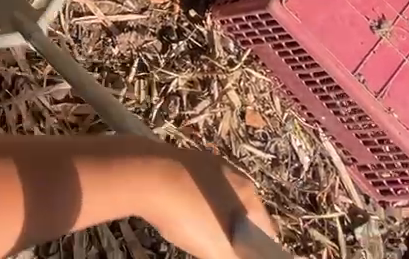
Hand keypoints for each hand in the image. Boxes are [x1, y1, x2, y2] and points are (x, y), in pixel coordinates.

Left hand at [143, 150, 279, 258]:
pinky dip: (191, 206)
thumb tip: (236, 255)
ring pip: (216, 202)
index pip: (266, 232)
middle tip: (214, 250)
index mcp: (248, 190)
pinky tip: (176, 214)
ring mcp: (206, 162)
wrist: (142, 173)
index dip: (256, 254)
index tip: (237, 258)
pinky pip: (195, 192)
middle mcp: (231, 171)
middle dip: (231, 237)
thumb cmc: (187, 212)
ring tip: (193, 235)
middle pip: (240, 215)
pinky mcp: (182, 160)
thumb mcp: (218, 250)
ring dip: (210, 223)